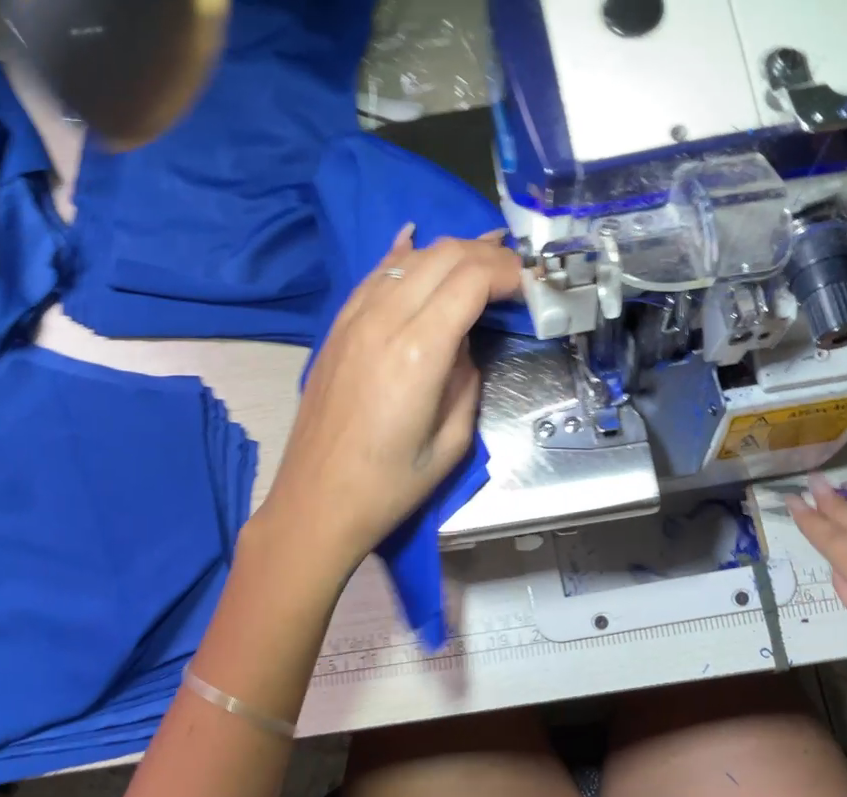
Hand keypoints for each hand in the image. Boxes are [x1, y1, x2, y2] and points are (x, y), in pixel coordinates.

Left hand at [259, 226, 520, 572]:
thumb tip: (463, 347)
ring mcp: (352, 320)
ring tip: (481, 258)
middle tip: (514, 271)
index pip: (471, 279)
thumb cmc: (388, 487)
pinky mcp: (336, 329)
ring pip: (407, 258)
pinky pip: (374, 276)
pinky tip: (415, 244)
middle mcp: (382, 321)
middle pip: (442, 256)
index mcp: (417, 352)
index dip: (508, 272)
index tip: (531, 284)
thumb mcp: (451, 443)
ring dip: (449, 252)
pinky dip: (403, 257)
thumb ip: (466, 381)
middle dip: (486, 254)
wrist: (316, 502)